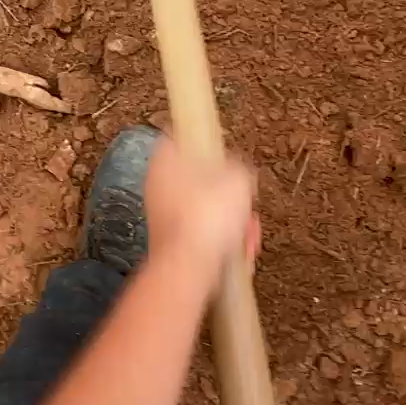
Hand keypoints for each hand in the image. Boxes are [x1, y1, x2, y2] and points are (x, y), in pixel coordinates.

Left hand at [143, 136, 255, 281]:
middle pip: (200, 180)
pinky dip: (223, 243)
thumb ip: (238, 168)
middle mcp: (157, 182)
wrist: (188, 266)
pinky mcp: (170, 241)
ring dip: (232, 223)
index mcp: (165, 156)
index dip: (209, 147)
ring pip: (206, 211)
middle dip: (230, 195)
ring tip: (248, 234)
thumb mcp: (238, 178)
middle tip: (246, 204)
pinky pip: (203, 235)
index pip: (184, 138)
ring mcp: (162, 213)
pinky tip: (241, 253)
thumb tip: (235, 173)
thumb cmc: (208, 214)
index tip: (228, 157)